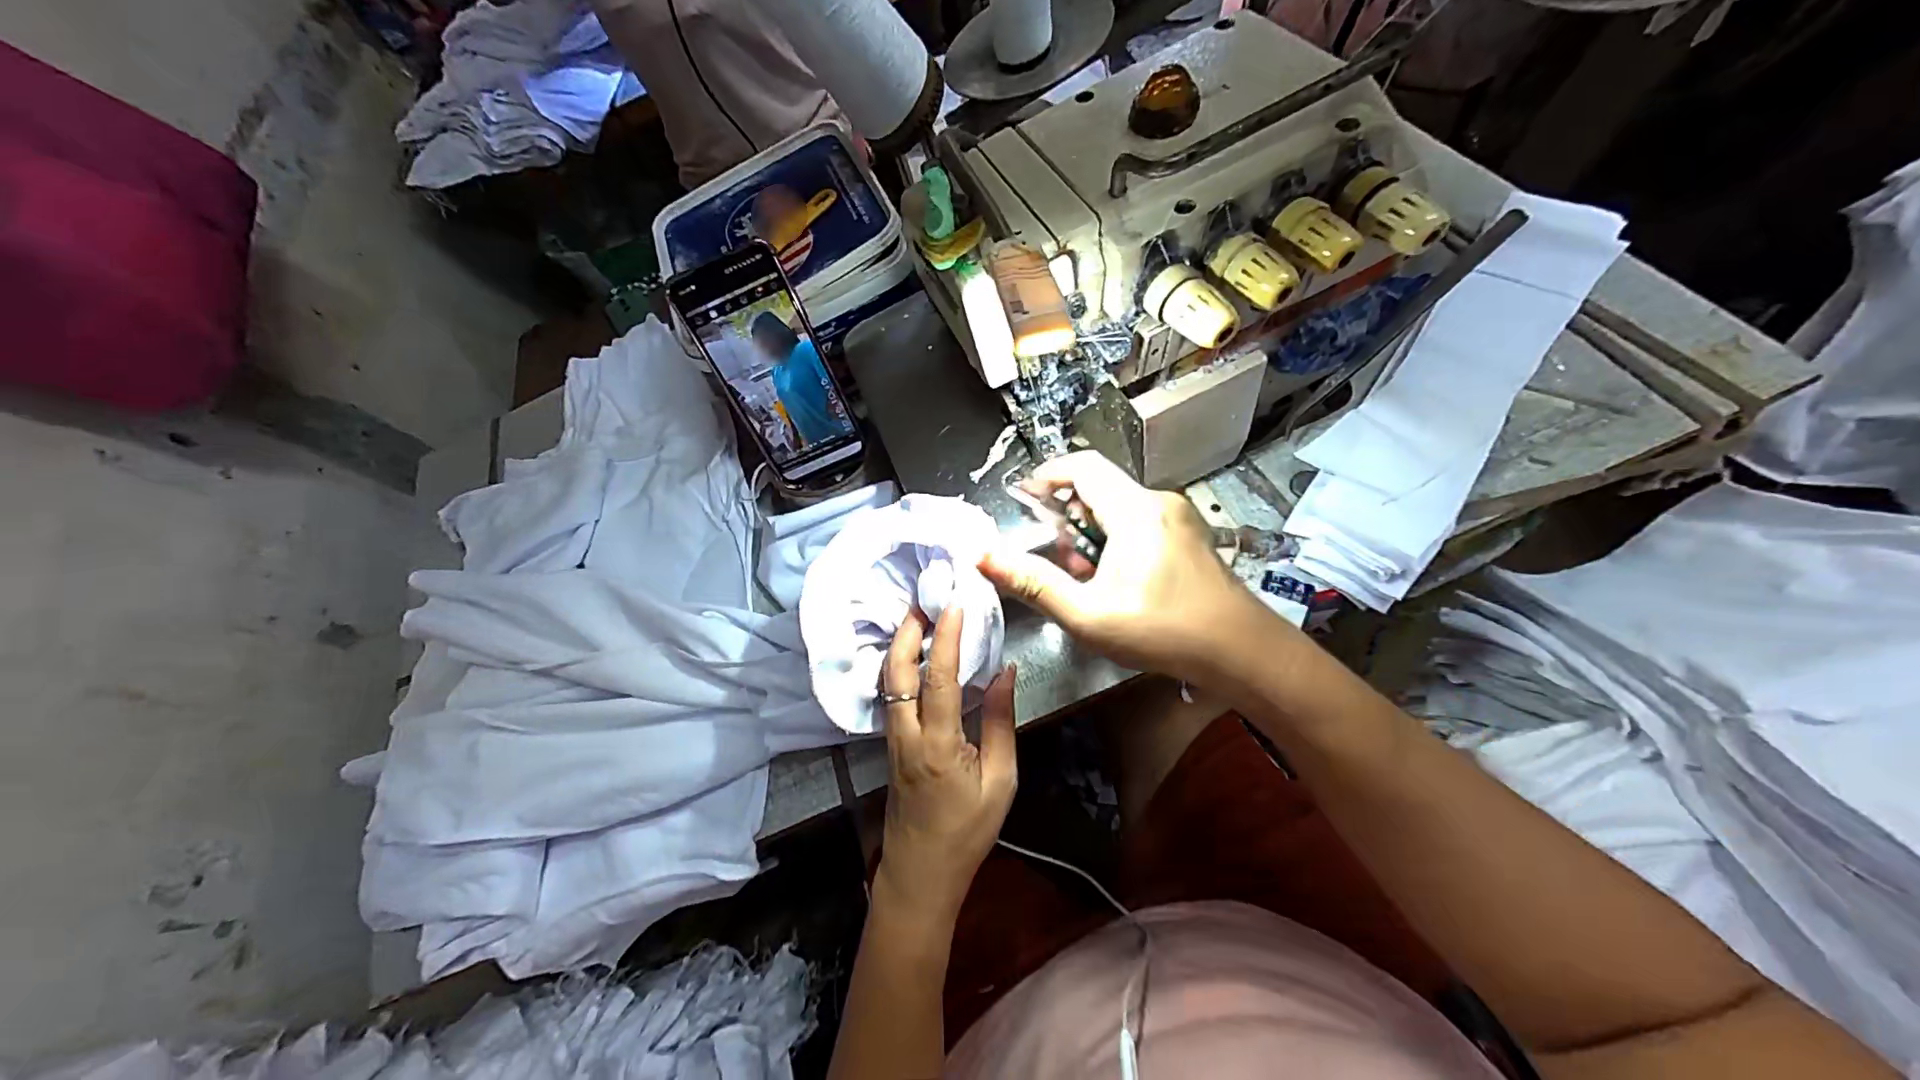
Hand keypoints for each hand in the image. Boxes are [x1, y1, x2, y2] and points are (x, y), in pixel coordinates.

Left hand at [874, 606, 1017, 922]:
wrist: (921, 873)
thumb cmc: (967, 831)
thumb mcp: (1000, 781)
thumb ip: (998, 723)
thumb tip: (1004, 674)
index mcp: (937, 744)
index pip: (937, 678)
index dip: (946, 638)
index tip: (954, 605)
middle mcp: (906, 735)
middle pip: (896, 672)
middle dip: (907, 632)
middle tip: (924, 602)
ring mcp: (892, 740)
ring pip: (888, 682)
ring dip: (901, 647)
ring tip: (919, 620)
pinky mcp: (890, 746)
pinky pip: (891, 697)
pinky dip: (900, 669)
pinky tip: (915, 659)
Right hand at [980, 451, 1301, 687]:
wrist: (1243, 652)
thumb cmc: (1165, 631)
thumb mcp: (1088, 614)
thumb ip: (1034, 583)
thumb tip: (985, 556)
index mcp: (1135, 510)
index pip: (1081, 467)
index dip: (1046, 476)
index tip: (1023, 500)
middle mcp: (1159, 502)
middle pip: (1098, 488)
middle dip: (1067, 516)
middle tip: (1058, 557)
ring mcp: (1178, 518)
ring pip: (1118, 507)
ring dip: (1091, 532)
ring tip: (1086, 577)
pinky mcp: (1188, 536)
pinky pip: (1139, 522)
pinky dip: (1115, 540)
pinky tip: (1116, 580)